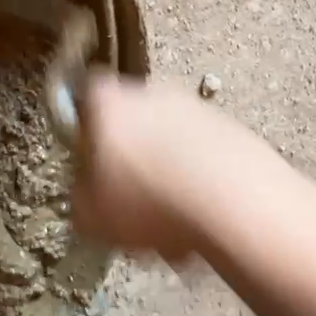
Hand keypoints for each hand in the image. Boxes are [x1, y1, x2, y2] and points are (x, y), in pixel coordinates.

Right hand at [71, 75, 268, 260]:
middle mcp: (151, 93)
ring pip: (168, 142)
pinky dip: (198, 183)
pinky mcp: (234, 129)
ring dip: (165, 176)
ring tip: (167, 222)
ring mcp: (197, 107)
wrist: (234, 205)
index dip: (82, 132)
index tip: (86, 162)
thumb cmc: (149, 203)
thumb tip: (87, 196)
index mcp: (107, 104)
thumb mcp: (91, 216)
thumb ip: (80, 198)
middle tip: (126, 199)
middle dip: (128, 159)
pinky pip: (203, 156)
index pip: (83, 100)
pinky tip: (198, 219)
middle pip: (129, 122)